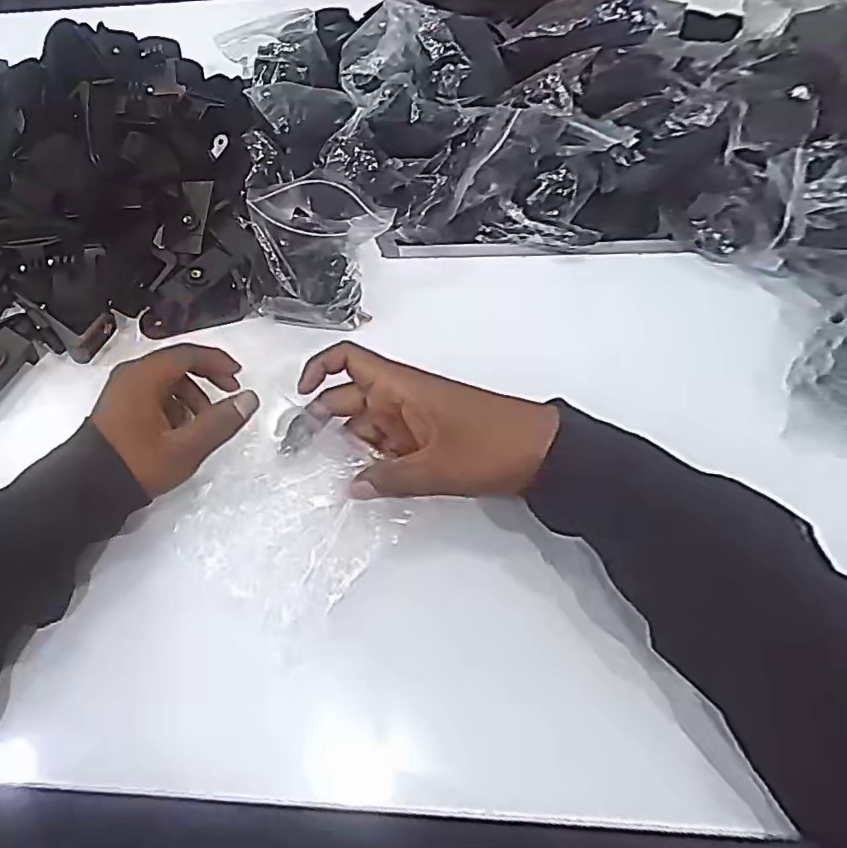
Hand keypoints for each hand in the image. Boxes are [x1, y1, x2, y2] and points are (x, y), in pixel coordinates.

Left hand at [91, 344, 259, 497]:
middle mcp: (130, 376)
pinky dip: (173, 404)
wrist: (88, 487)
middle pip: (176, 364)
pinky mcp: (119, 407)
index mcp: (143, 376)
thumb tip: (247, 400)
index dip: (216, 361)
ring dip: (190, 395)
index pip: (187, 354)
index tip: (236, 373)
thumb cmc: (133, 465)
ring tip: (205, 421)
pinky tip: (182, 430)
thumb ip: (220, 421)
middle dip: (206, 378)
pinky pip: (152, 394)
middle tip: (229, 391)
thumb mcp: (186, 446)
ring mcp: (121, 391)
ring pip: (165, 381)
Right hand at [297, 342, 559, 498]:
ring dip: (349, 445)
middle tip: (301, 447)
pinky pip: (385, 443)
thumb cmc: (494, 444)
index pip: (347, 360)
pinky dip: (372, 458)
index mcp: (398, 386)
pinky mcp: (423, 437)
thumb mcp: (437, 468)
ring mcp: (410, 417)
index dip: (318, 369)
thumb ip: (390, 479)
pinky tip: (365, 479)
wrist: (546, 456)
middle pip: (347, 398)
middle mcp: (399, 396)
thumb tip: (353, 487)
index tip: (300, 393)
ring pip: (364, 425)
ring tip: (333, 471)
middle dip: (323, 419)